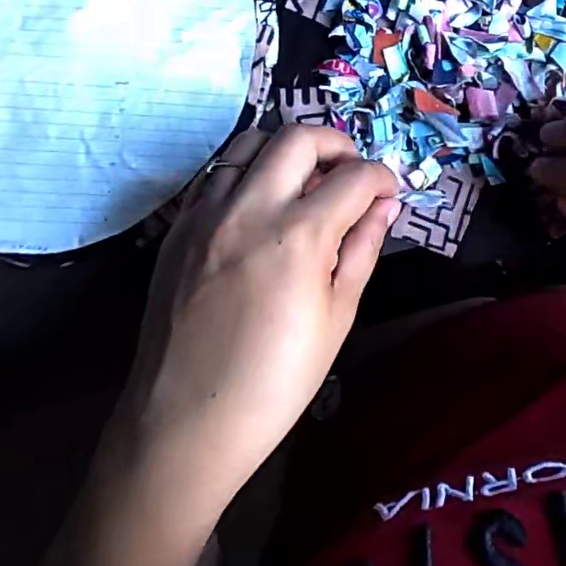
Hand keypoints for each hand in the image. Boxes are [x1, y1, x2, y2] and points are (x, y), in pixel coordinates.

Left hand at [117, 125, 399, 492]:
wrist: (183, 427)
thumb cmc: (276, 380)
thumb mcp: (339, 315)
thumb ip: (364, 247)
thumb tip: (384, 205)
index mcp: (297, 236)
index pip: (355, 178)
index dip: (382, 179)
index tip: (387, 193)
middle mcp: (248, 210)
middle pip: (299, 137)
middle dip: (338, 144)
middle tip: (351, 175)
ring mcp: (205, 215)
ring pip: (250, 143)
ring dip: (288, 152)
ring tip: (305, 184)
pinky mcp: (177, 229)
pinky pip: (216, 174)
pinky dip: (248, 172)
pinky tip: (262, 206)